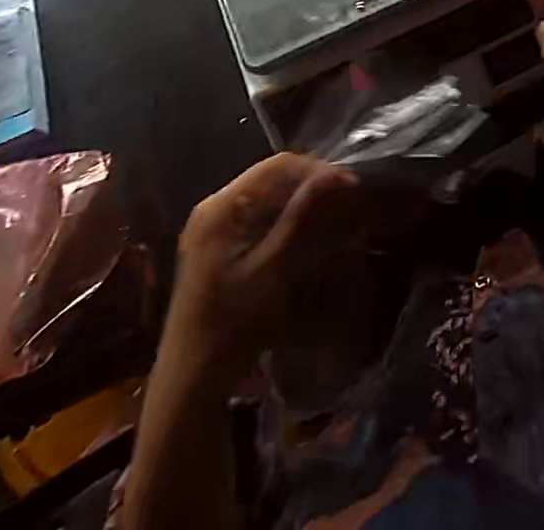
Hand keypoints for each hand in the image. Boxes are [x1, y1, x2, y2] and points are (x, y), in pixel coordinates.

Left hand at [165, 154, 358, 383]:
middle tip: (346, 200)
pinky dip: (283, 219)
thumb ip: (303, 216)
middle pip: (269, 177)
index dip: (317, 170)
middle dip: (310, 184)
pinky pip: (256, 216)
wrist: (192, 376)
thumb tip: (337, 176)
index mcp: (221, 206)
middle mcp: (212, 207)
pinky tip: (304, 234)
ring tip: (333, 214)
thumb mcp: (274, 266)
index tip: (351, 186)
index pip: (276, 165)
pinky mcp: (216, 245)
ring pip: (265, 196)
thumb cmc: (235, 322)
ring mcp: (211, 226)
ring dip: (299, 201)